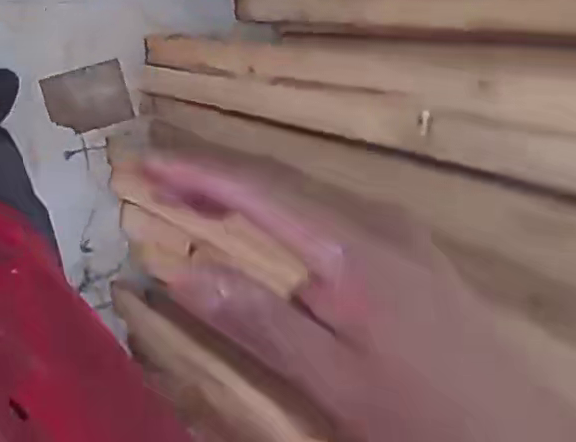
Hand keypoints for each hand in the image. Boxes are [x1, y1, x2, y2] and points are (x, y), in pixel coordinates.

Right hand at [142, 157, 575, 441]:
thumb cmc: (431, 423)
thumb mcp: (338, 387)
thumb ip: (260, 322)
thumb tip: (182, 271)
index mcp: (349, 245)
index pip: (255, 186)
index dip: (195, 170)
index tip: (144, 161)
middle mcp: (370, 218)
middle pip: (275, 178)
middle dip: (211, 174)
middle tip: (155, 179)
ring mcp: (394, 229)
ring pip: (299, 192)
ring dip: (243, 191)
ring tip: (194, 200)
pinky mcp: (407, 249)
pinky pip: (323, 212)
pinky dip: (277, 211)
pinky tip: (264, 231)